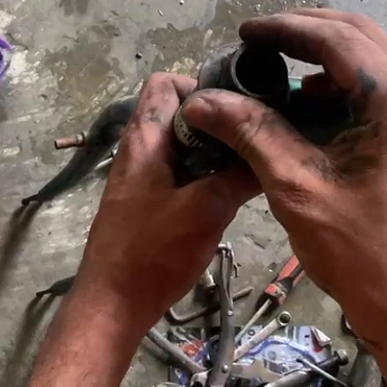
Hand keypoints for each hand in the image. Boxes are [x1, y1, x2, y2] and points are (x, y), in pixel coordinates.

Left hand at [69, 73, 259, 327]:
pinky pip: (180, 171)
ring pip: (182, 144)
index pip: (166, 82)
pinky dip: (204, 173)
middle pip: (179, 113)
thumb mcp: (206, 210)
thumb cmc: (153, 253)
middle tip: (253, 137)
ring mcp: (141, 176)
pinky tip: (230, 193)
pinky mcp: (147, 201)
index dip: (201, 85)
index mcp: (145, 139)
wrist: (113, 304)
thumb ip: (239, 177)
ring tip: (249, 163)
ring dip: (213, 150)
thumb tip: (273, 152)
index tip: (237, 109)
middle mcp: (140, 149)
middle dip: (217, 120)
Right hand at [179, 10, 386, 348]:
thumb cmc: (361, 255)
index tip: (244, 33)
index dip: (287, 29)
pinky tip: (306, 106)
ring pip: (372, 62)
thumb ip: (251, 132)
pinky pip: (377, 92)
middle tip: (259, 41)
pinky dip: (339, 86)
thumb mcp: (296, 188)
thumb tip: (201, 100)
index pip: (340, 40)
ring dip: (324, 57)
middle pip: (362, 38)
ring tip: (276, 69)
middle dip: (307, 31)